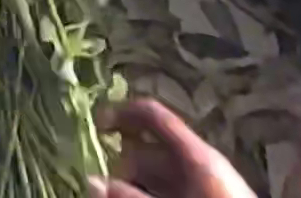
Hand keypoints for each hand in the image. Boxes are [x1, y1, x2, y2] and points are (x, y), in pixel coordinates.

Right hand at [94, 100, 254, 197]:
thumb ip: (131, 196)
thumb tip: (90, 179)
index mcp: (197, 155)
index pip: (151, 113)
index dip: (120, 111)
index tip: (96, 127)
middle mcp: (203, 163)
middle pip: (151, 148)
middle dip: (124, 163)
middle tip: (107, 184)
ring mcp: (209, 186)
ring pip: (160, 173)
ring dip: (136, 182)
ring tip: (120, 194)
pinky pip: (173, 189)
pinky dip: (151, 193)